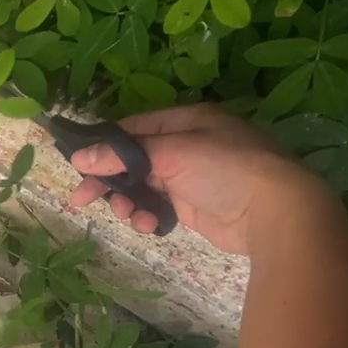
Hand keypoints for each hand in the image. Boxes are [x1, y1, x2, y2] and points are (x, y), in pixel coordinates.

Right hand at [66, 105, 328, 255]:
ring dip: (128, 204)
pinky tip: (153, 225)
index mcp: (184, 122)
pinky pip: (154, 207)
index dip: (102, 147)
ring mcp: (186, 176)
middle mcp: (184, 146)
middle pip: (131, 162)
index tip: (77, 167)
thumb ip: (124, 154)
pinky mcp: (188, 204)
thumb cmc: (225, 169)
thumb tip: (79, 156)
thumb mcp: (172, 154)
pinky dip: (147, 216)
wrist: (270, 211)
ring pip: (139, 188)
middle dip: (110, 182)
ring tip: (134, 216)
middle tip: (82, 200)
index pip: (131, 129)